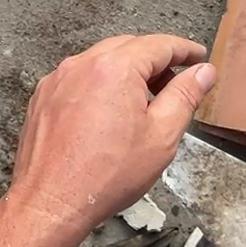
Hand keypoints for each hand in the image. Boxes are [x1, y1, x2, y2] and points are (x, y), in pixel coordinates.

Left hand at [1, 35, 215, 246]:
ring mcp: (57, 81)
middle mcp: (81, 66)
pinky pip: (78, 80)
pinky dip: (99, 85)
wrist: (51, 202)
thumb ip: (185, 96)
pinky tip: (109, 112)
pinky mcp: (43, 98)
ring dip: (126, 72)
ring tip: (144, 102)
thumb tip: (202, 73)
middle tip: (175, 82)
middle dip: (155, 60)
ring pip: (100, 62)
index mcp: (114, 68)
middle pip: (127, 48)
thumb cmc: (104, 176)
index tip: (197, 57)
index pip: (159, 45)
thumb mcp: (161, 136)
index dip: (184, 50)